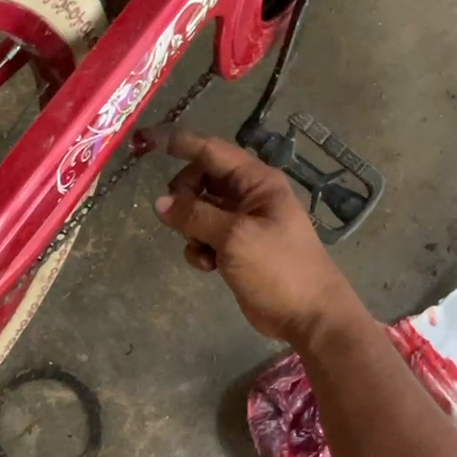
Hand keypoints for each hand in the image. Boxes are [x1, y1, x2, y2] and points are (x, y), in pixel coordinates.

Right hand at [148, 128, 366, 345]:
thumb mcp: (235, 237)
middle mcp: (249, 196)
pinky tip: (208, 266)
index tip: (149, 141)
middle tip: (180, 218)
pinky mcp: (235, 249)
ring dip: (190, 228)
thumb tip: (160, 202)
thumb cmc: (279, 268)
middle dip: (184, 196)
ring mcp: (242, 224)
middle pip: (200, 180)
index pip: (212, 150)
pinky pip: (204, 237)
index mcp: (257, 181)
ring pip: (198, 211)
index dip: (182, 144)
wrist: (308, 315)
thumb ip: (195, 216)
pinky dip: (199, 249)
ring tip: (202, 249)